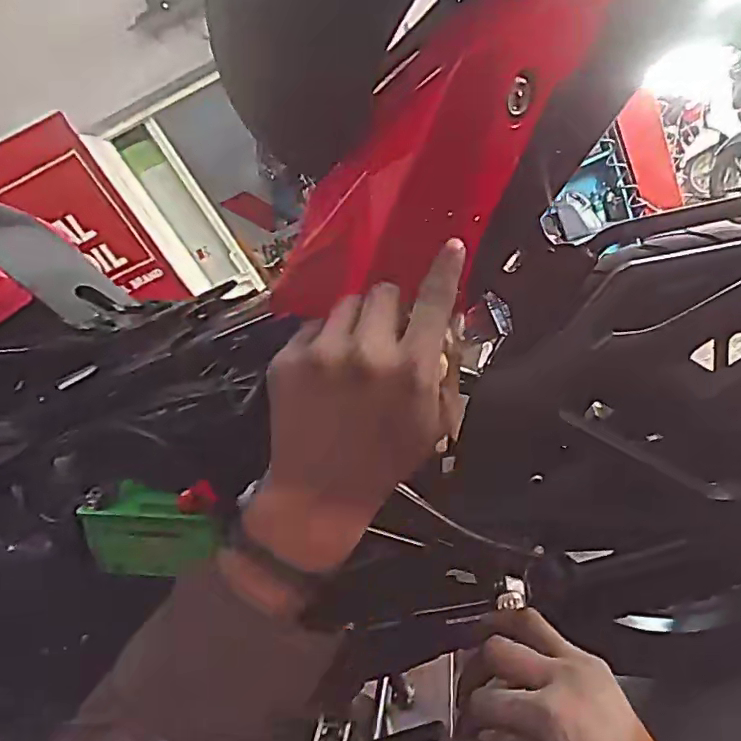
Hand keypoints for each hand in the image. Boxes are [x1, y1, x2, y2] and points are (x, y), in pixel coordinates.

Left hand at [248, 240, 465, 571]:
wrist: (318, 493)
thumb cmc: (386, 461)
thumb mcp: (433, 422)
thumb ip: (443, 369)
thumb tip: (444, 323)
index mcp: (410, 371)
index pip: (434, 302)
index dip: (445, 270)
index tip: (452, 246)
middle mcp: (367, 352)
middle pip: (384, 292)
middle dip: (392, 308)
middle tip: (390, 334)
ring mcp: (322, 352)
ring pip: (347, 303)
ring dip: (358, 320)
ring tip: (355, 353)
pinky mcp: (288, 358)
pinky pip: (314, 325)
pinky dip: (327, 337)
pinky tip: (328, 368)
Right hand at [454, 609, 687, 740]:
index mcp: (549, 715)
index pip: (484, 700)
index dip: (465, 718)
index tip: (464, 733)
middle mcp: (565, 678)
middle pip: (498, 649)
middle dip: (471, 671)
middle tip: (466, 693)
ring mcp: (581, 665)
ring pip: (527, 622)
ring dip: (497, 630)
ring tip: (477, 641)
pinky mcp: (593, 663)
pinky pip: (551, 632)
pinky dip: (525, 637)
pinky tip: (515, 654)